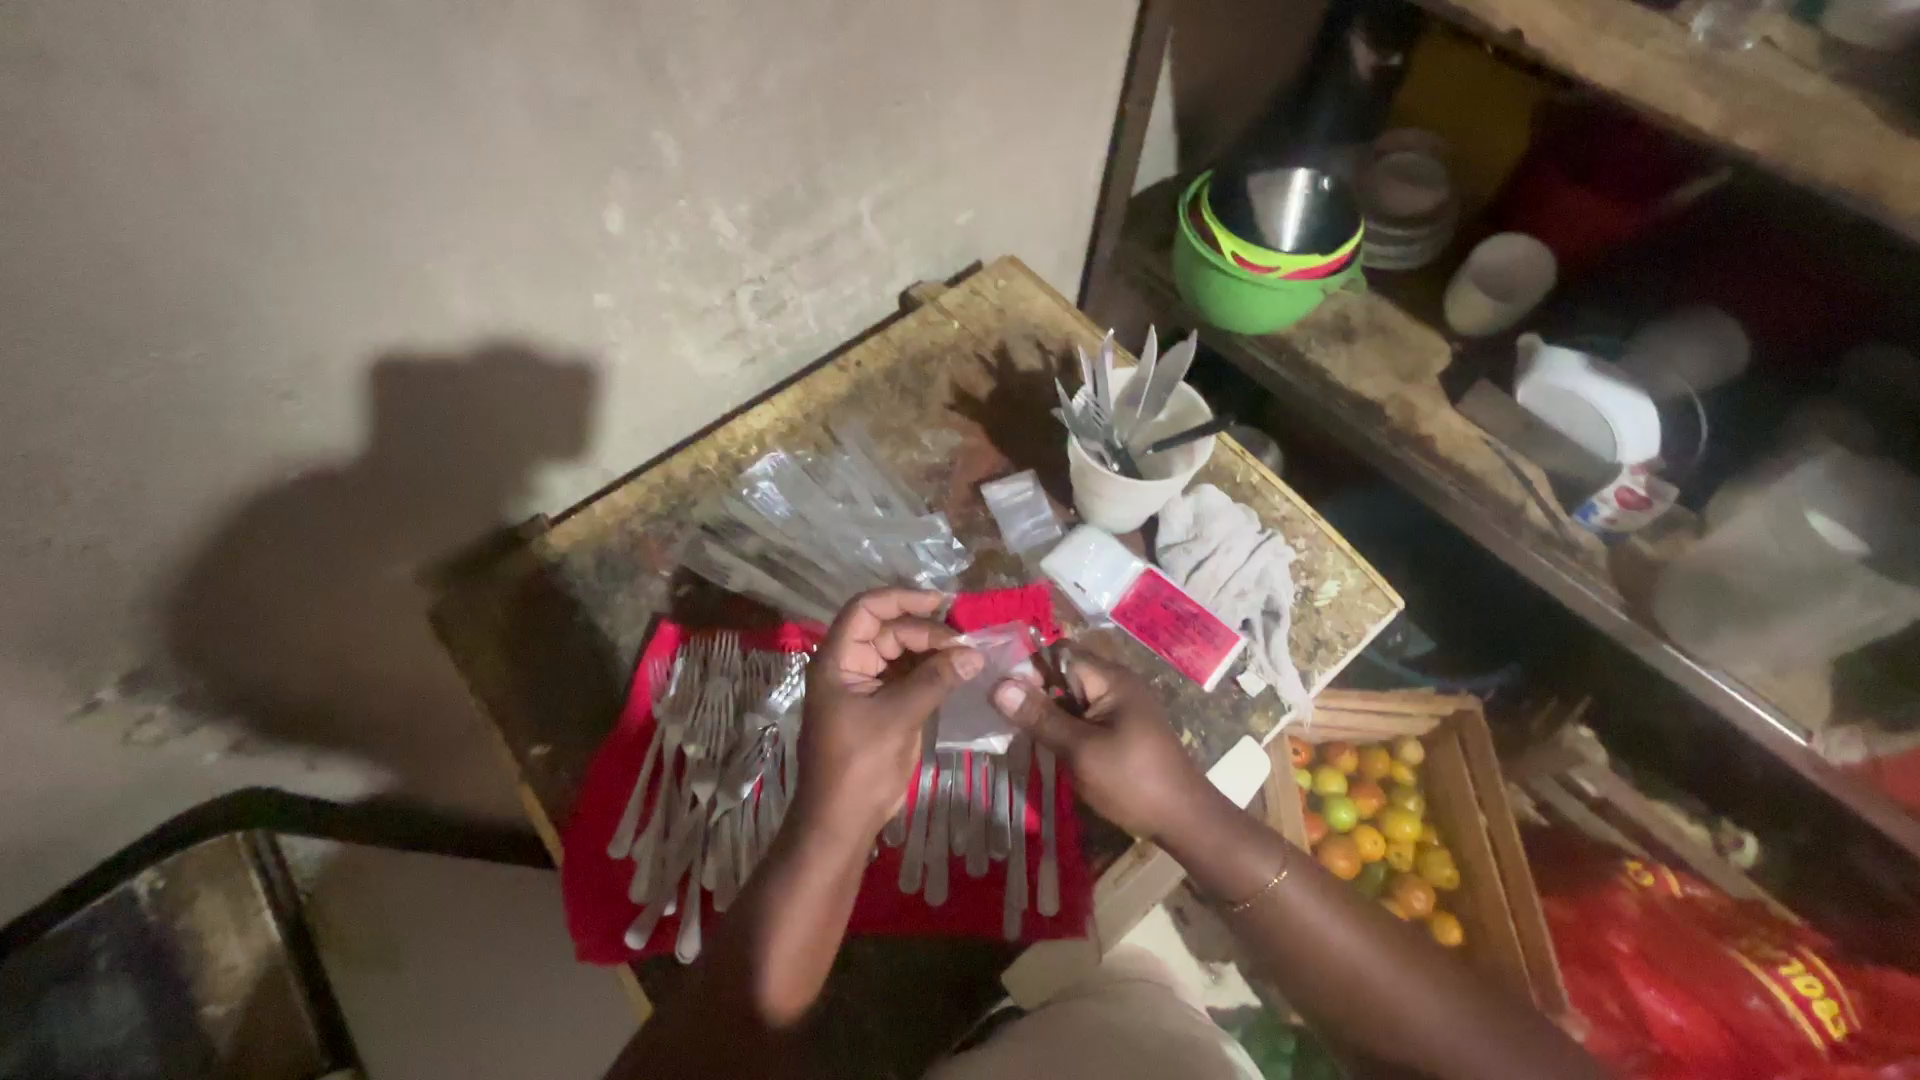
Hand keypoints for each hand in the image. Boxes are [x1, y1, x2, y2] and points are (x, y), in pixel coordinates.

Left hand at [795, 589, 982, 840]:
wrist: (842, 821)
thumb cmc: (858, 764)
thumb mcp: (897, 717)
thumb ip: (935, 680)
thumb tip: (974, 654)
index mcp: (838, 660)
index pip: (866, 610)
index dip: (901, 599)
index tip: (941, 602)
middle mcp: (851, 666)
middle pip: (890, 631)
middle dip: (927, 631)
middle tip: (966, 644)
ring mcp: (868, 687)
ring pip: (904, 654)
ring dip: (934, 651)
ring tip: (970, 654)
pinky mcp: (885, 708)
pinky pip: (911, 678)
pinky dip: (934, 673)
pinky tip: (961, 673)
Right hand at [991, 649, 1211, 840]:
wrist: (1184, 820)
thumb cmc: (1132, 780)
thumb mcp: (1080, 749)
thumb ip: (1040, 717)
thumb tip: (998, 686)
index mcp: (1111, 679)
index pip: (1060, 653)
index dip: (1030, 668)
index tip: (1004, 695)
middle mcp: (1117, 685)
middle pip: (1065, 673)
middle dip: (1035, 690)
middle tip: (1005, 717)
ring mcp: (1121, 708)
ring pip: (1072, 697)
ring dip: (1048, 711)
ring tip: (1019, 732)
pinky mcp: (1122, 730)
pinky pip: (1084, 716)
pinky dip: (1064, 726)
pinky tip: (1047, 746)